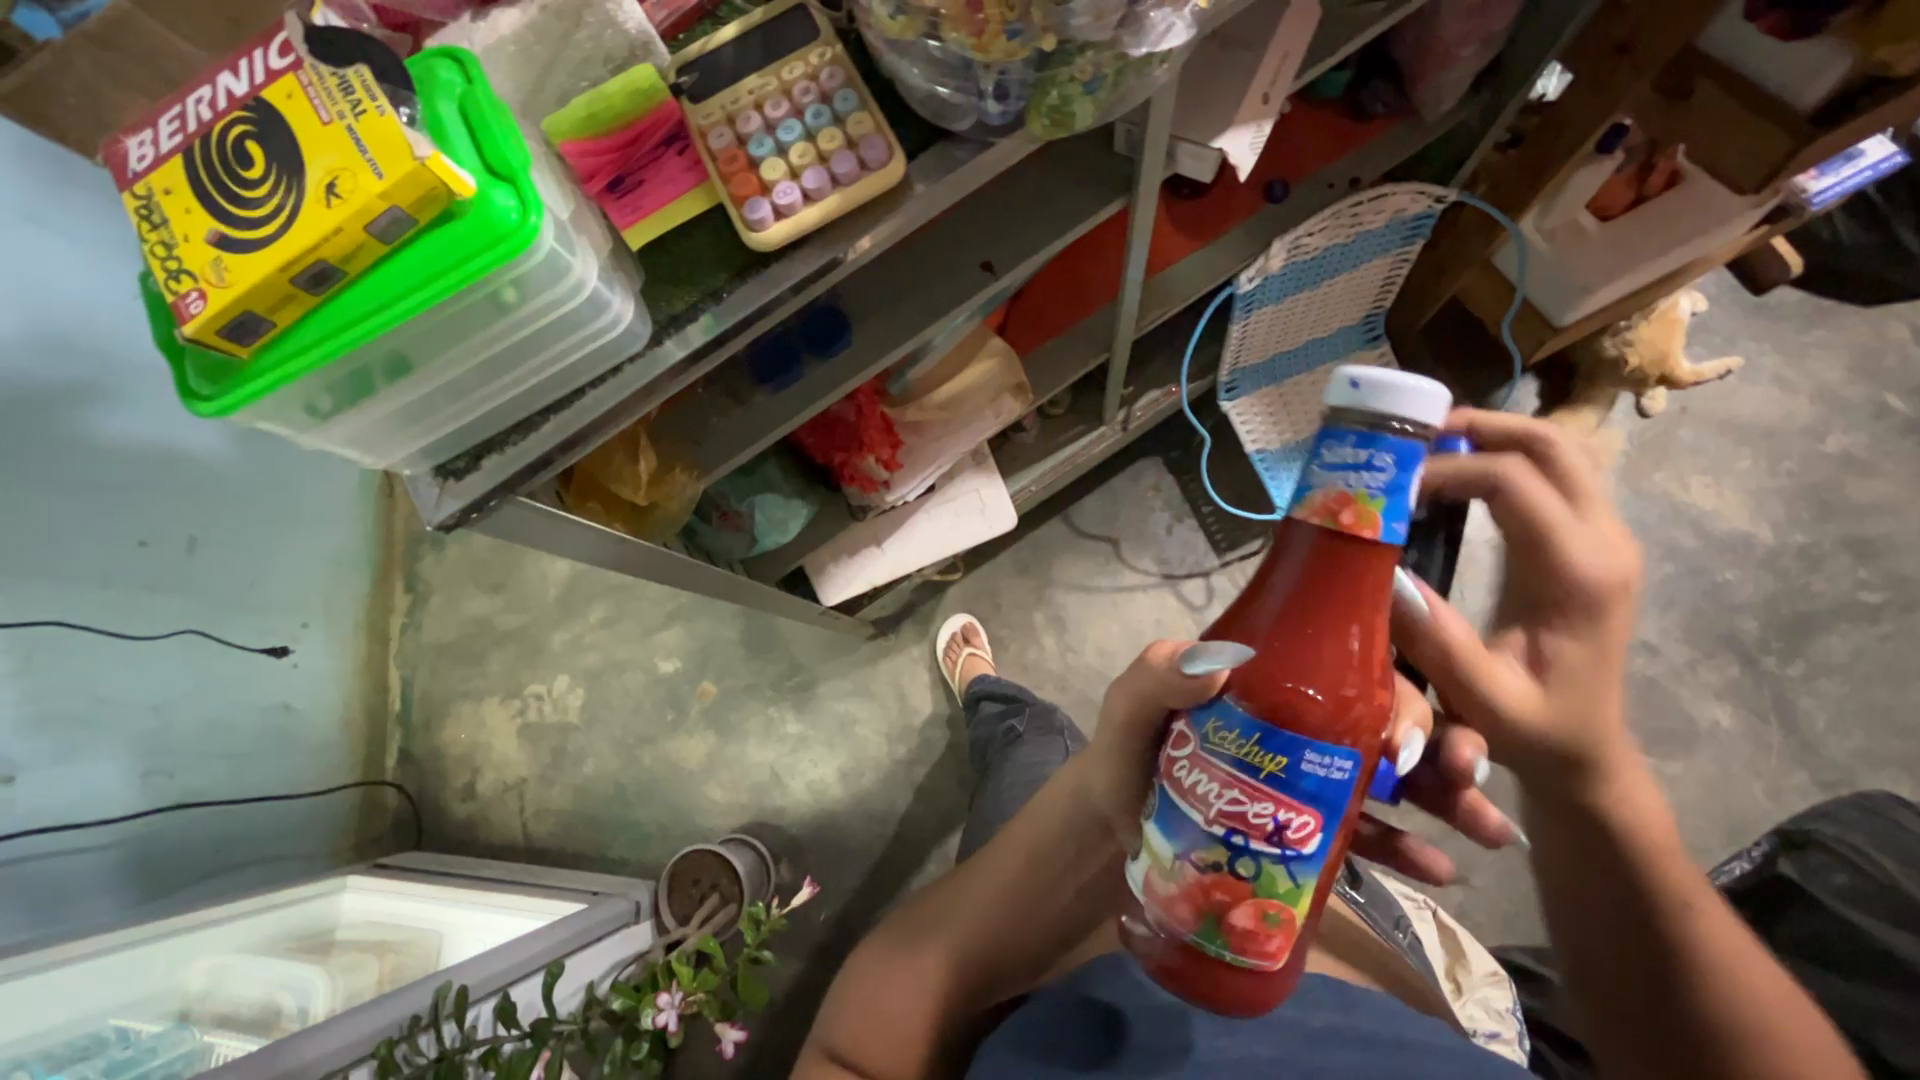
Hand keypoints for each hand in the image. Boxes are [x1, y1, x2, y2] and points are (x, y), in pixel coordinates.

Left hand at [1076, 642, 1520, 886]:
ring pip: (1394, 777)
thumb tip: (1219, 661)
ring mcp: (1309, 777)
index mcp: (1269, 680)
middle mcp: (1299, 722)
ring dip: (1447, 798)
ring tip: (1486, 831)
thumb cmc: (1123, 755)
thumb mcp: (1131, 707)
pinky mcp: (1307, 828)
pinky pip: (1368, 834)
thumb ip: (1158, 677)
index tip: (1404, 738)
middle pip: (1385, 722)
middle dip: (1439, 745)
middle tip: (1463, 778)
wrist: (1112, 828)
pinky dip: (1408, 849)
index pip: (1348, 670)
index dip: (1393, 693)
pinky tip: (1440, 871)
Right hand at [1392, 408, 1644, 795]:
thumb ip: (1437, 640)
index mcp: (1577, 574)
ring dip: (1494, 436)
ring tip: (1429, 449)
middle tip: (1410, 439)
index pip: (1514, 482)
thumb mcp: (1480, 697)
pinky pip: (1556, 473)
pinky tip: (1458, 476)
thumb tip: (1387, 573)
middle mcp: (1605, 541)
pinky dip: (1506, 457)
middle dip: (1478, 428)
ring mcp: (1607, 537)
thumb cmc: (1532, 726)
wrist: (1587, 747)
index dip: (1446, 470)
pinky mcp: (1593, 541)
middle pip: (1551, 444)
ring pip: (1559, 449)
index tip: (1390, 489)